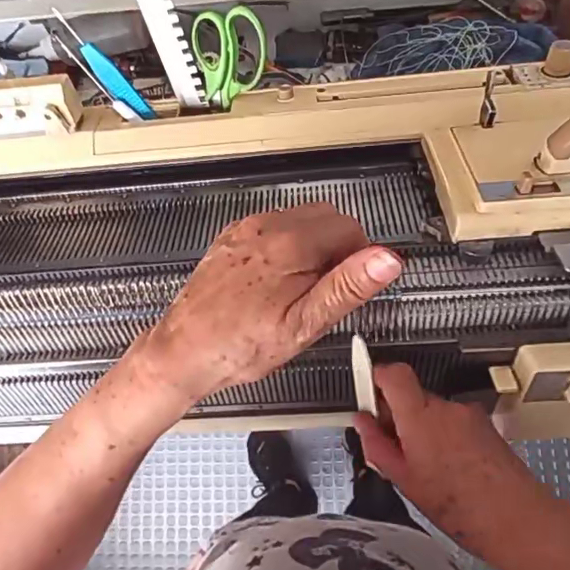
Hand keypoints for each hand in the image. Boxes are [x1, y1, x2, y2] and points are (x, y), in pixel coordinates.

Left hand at [130, 204, 401, 402]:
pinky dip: (285, 249)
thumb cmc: (238, 346)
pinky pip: (273, 230)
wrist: (183, 351)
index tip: (343, 288)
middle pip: (328, 218)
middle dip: (336, 250)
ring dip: (311, 248)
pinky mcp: (231, 239)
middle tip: (321, 293)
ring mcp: (245, 231)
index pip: (351, 229)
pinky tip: (273, 284)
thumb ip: (348, 286)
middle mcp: (266, 227)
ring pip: (301, 221)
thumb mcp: (304, 324)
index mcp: (291, 244)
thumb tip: (386, 259)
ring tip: (295, 292)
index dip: (357, 261)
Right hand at [352, 363, 564, 556]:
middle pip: (412, 394)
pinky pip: (454, 421)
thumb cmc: (463, 507)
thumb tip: (363, 424)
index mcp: (421, 417)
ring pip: (433, 411)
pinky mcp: (484, 424)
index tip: (368, 393)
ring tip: (426, 466)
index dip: (376, 377)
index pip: (394, 373)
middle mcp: (447, 408)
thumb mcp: (404, 480)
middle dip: (398, 415)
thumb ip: (377, 445)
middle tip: (394, 445)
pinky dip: (445, 436)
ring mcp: (469, 414)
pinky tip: (448, 467)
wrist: (516, 518)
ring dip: (423, 429)